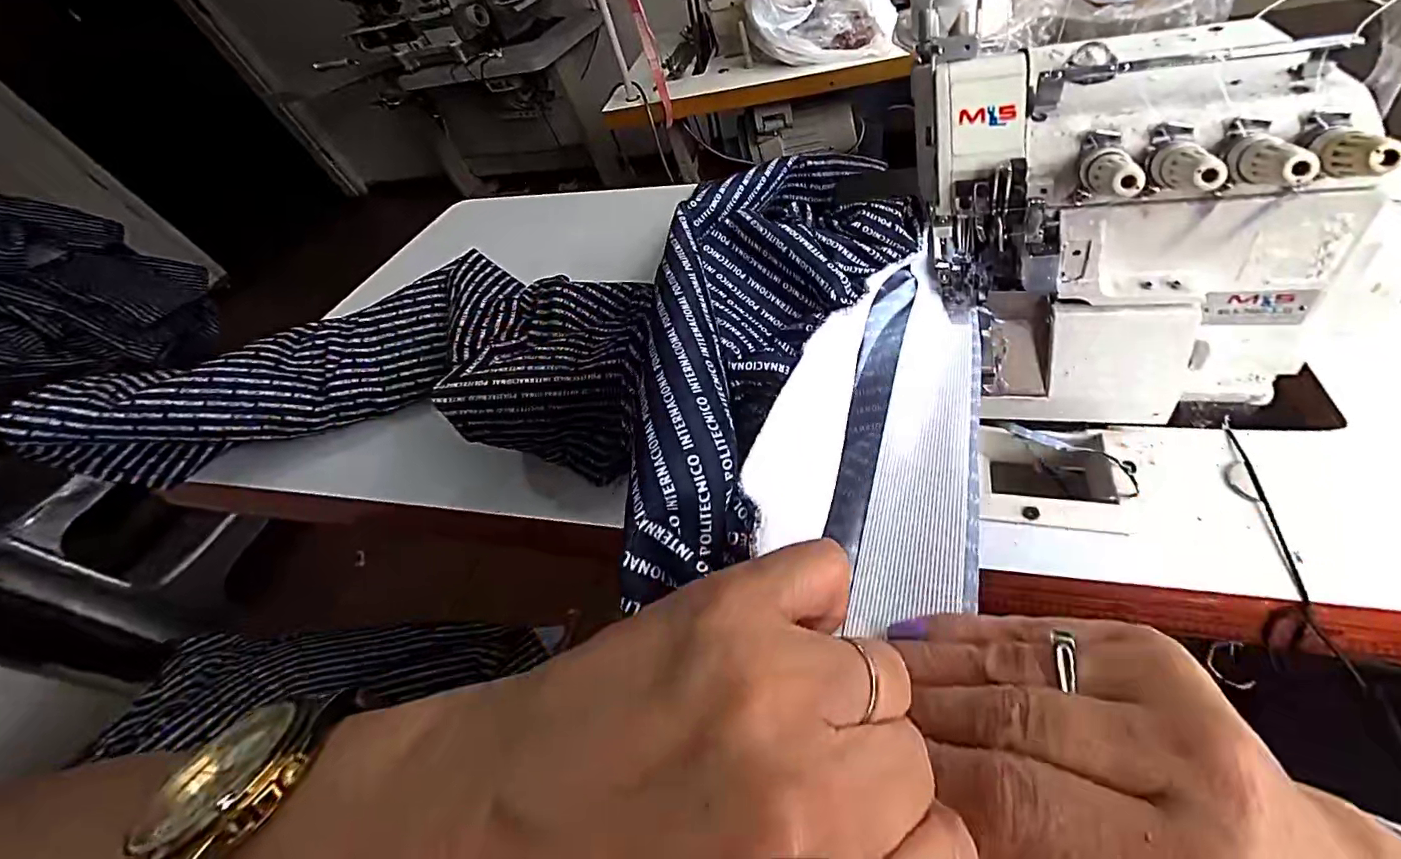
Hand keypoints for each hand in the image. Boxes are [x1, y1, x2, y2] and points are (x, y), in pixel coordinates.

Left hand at [252, 540, 974, 858]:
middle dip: (867, 766)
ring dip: (840, 689)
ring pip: (879, 663)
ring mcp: (761, 673)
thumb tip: (922, 834)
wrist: (454, 843)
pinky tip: (774, 635)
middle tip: (804, 775)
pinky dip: (814, 600)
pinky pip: (826, 570)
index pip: (946, 839)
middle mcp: (799, 779)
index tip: (866, 831)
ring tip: (779, 707)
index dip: (908, 837)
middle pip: (909, 748)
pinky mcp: (721, 603)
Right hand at [896, 616, 1400, 858]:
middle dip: (924, 719)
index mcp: (1176, 849)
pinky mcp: (1149, 646)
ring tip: (880, 671)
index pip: (1016, 799)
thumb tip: (928, 818)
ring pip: (1019, 663)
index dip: (932, 785)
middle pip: (1013, 722)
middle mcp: (1180, 754)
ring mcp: (1166, 683)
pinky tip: (932, 636)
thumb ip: (1016, 850)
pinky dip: (979, 634)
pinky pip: (1043, 632)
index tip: (873, 779)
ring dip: (939, 666)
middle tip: (858, 716)